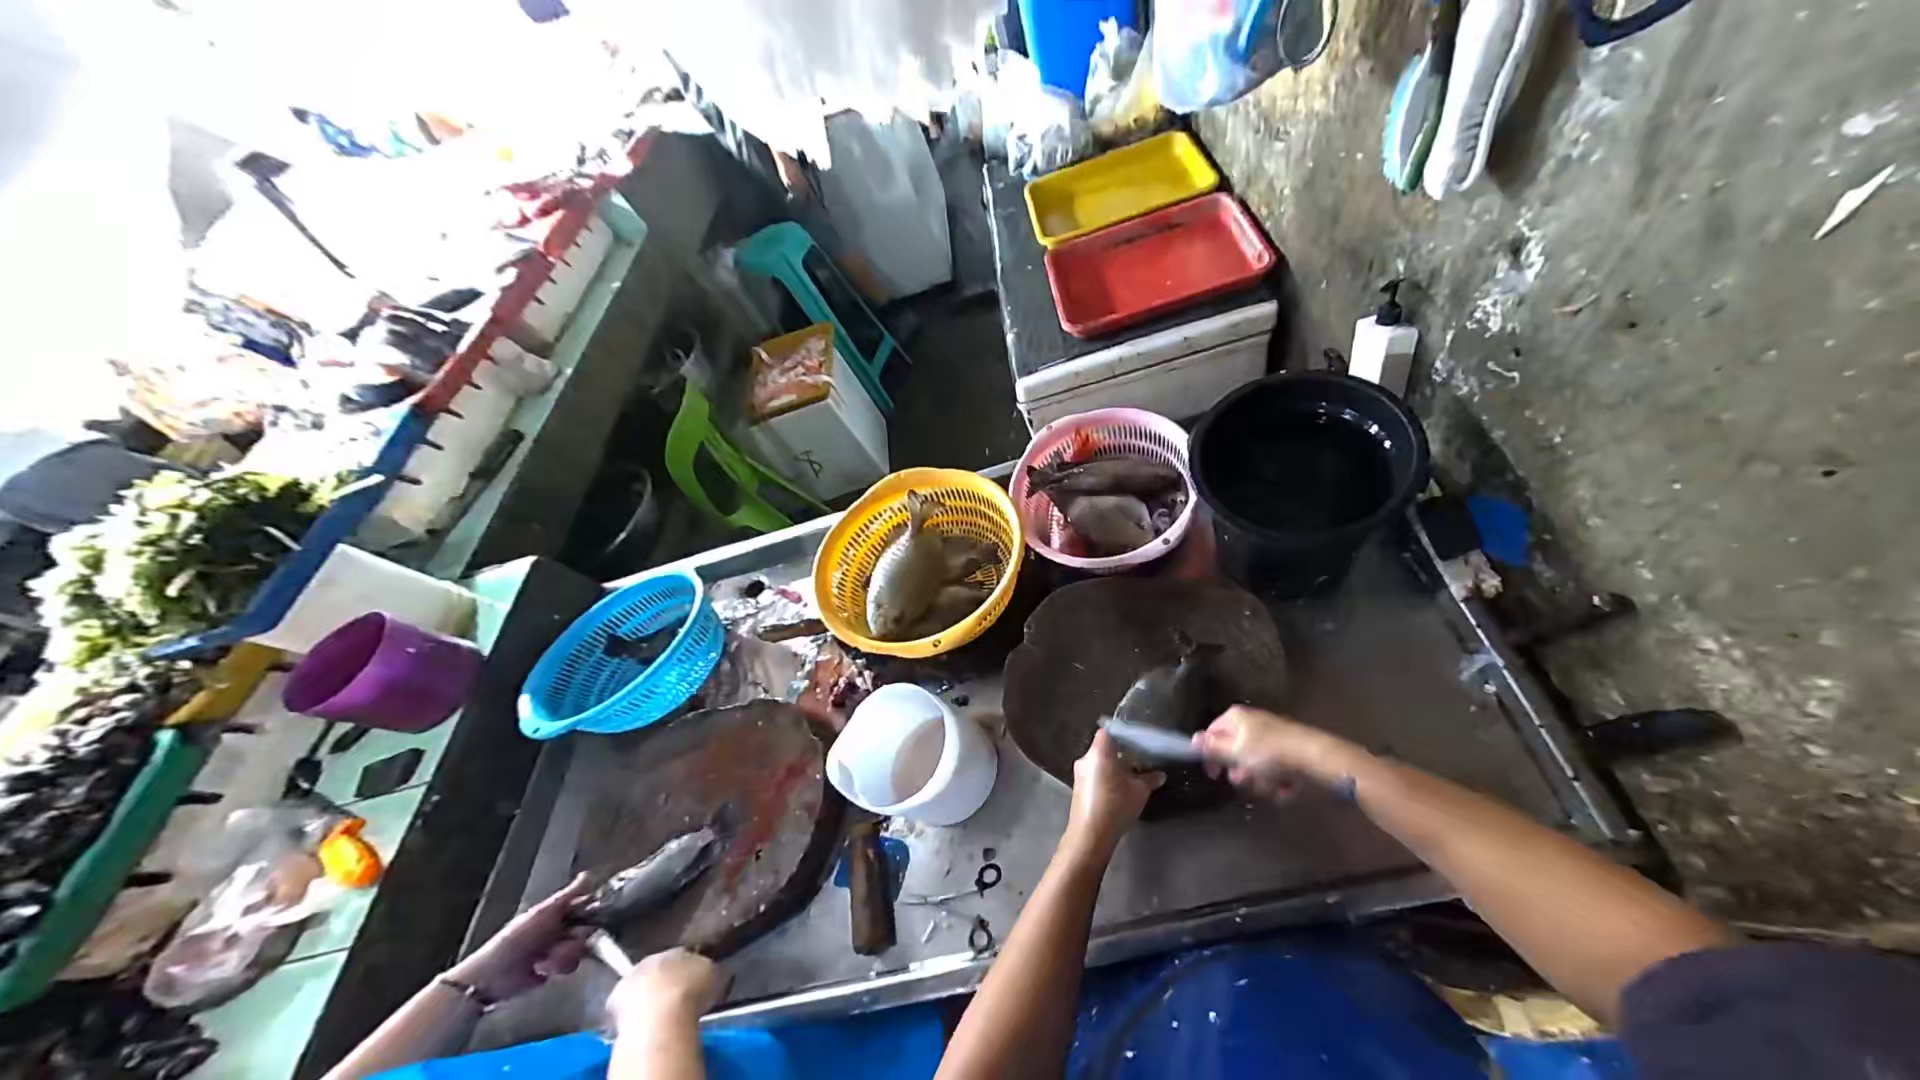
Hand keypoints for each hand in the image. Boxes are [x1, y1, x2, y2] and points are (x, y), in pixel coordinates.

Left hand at [444, 873, 591, 1002]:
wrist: (492, 977)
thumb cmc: (515, 939)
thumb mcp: (543, 913)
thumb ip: (568, 895)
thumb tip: (588, 875)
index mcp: (559, 911)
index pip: (587, 904)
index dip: (593, 909)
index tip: (590, 916)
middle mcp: (563, 927)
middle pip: (589, 927)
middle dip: (576, 936)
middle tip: (562, 939)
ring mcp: (560, 948)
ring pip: (582, 947)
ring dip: (565, 954)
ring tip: (546, 959)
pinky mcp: (556, 968)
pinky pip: (572, 964)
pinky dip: (559, 966)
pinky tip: (543, 968)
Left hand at [607, 948, 723, 1029]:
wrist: (660, 1015)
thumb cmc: (692, 993)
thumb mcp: (716, 976)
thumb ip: (712, 970)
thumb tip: (712, 972)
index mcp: (679, 949)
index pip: (684, 955)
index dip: (688, 970)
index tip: (692, 984)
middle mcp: (654, 956)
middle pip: (660, 967)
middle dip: (666, 979)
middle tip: (674, 997)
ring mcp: (631, 976)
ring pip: (641, 983)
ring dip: (647, 994)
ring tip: (657, 1012)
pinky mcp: (614, 998)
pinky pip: (623, 1004)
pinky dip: (630, 1011)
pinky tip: (640, 1022)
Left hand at [1065, 731, 1163, 856]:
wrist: (1090, 835)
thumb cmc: (1115, 806)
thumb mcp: (1139, 791)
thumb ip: (1150, 778)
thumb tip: (1159, 774)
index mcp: (1099, 752)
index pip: (1109, 731)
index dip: (1124, 734)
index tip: (1138, 742)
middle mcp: (1086, 758)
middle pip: (1105, 747)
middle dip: (1124, 754)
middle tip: (1142, 762)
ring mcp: (1080, 773)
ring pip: (1100, 762)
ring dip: (1116, 767)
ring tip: (1135, 777)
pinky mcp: (1079, 786)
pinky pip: (1095, 773)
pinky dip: (1107, 776)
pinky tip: (1121, 790)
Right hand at [1192, 706, 1361, 797]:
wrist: (1315, 757)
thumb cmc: (1269, 753)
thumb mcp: (1234, 752)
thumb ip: (1211, 748)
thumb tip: (1192, 739)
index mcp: (1236, 717)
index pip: (1212, 733)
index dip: (1210, 755)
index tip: (1214, 774)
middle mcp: (1252, 723)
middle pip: (1235, 752)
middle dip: (1241, 772)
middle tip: (1246, 780)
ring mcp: (1272, 736)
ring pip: (1255, 764)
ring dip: (1261, 780)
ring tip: (1272, 786)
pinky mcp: (1288, 750)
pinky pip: (1274, 768)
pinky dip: (1278, 780)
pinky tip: (1286, 787)